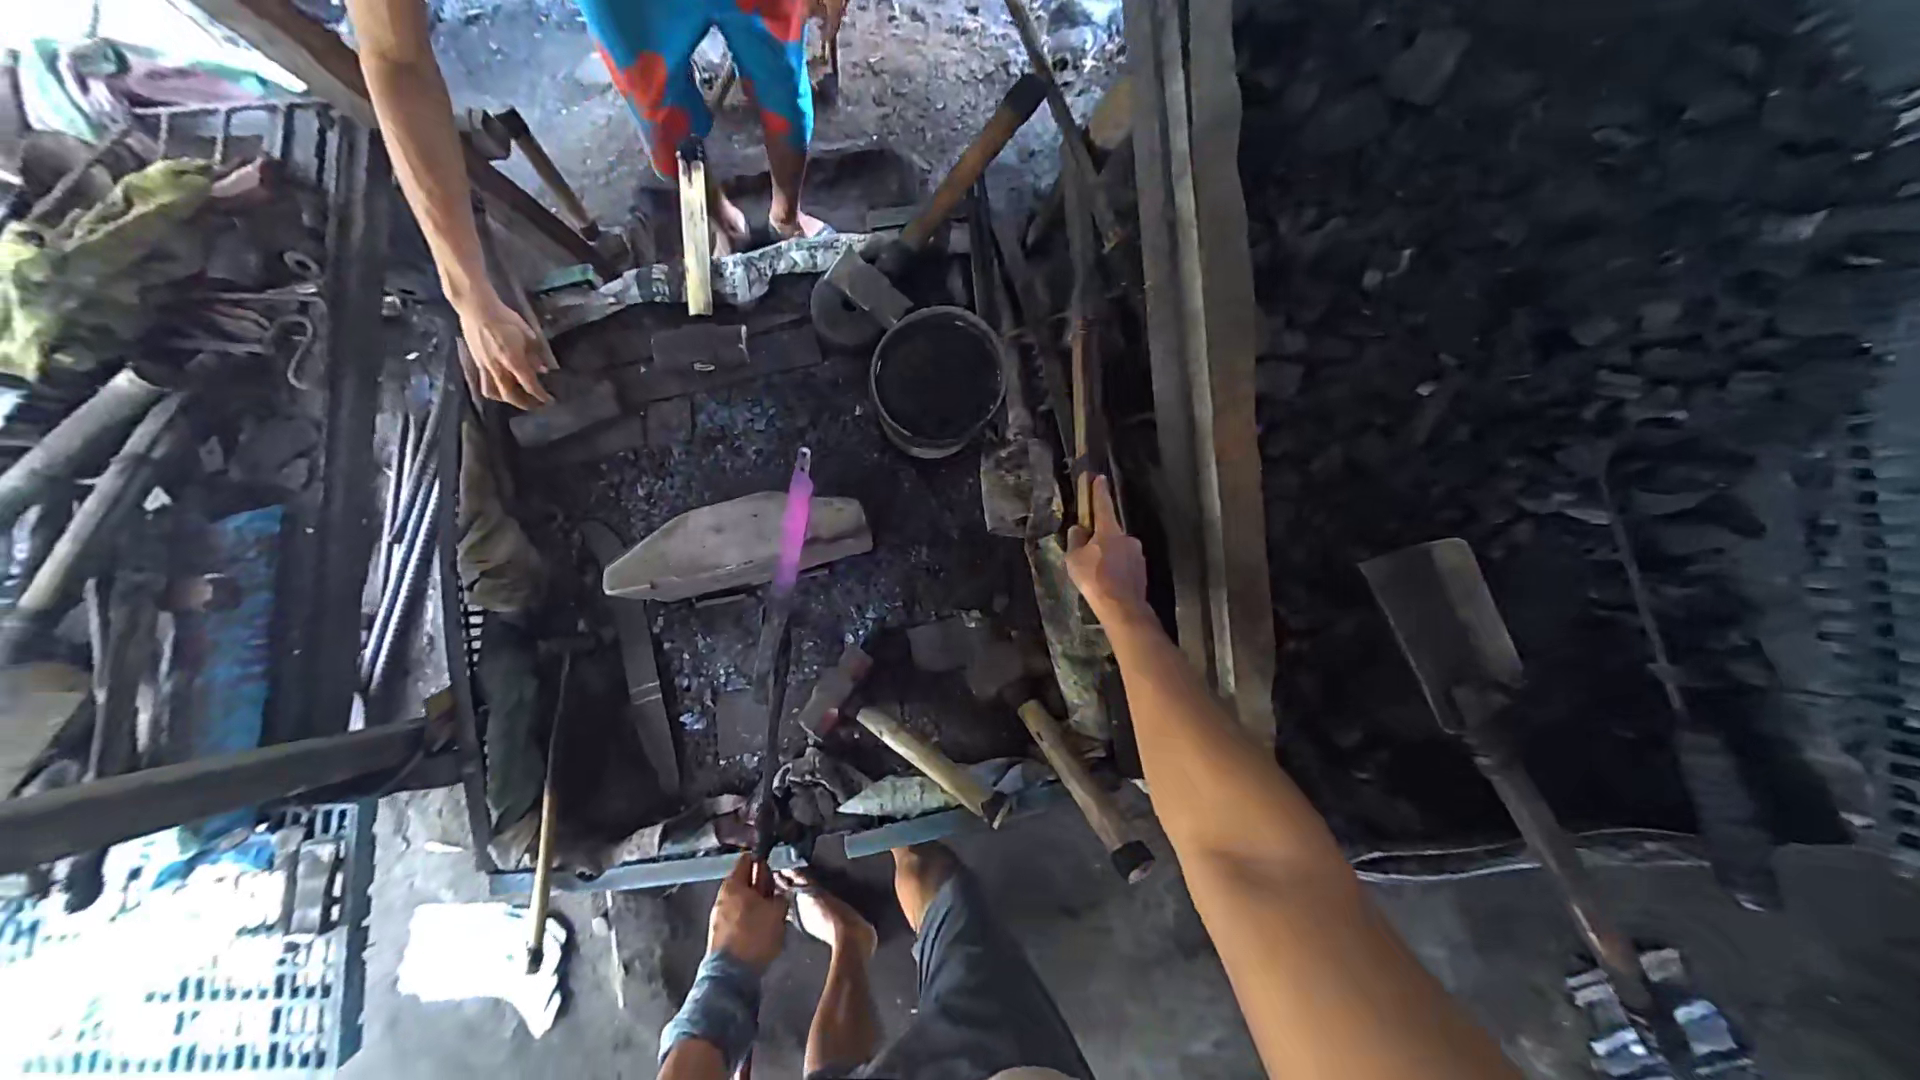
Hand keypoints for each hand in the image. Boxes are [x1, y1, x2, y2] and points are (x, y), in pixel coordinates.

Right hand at [455, 292, 552, 408]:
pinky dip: (493, 390)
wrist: (477, 308)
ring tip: (517, 398)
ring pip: (493, 392)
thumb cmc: (506, 319)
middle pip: (510, 395)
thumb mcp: (529, 336)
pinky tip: (501, 386)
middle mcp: (498, 368)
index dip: (541, 396)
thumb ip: (536, 356)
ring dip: (506, 399)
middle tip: (536, 405)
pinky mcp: (475, 362)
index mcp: (514, 362)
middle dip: (524, 404)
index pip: (530, 385)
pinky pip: (483, 382)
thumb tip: (543, 370)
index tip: (550, 401)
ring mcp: (484, 366)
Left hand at [707, 853, 788, 973]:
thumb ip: (779, 896)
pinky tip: (763, 927)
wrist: (732, 977)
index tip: (777, 864)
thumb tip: (777, 894)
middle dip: (762, 884)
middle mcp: (722, 897)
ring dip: (757, 902)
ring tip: (774, 911)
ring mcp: (718, 917)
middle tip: (778, 890)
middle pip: (745, 881)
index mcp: (732, 884)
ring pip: (743, 901)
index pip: (747, 860)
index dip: (763, 860)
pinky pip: (739, 917)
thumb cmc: (754, 935)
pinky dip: (750, 917)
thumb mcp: (777, 911)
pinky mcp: (720, 935)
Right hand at [1065, 476, 1149, 626]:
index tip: (1099, 478)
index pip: (1103, 505)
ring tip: (1096, 573)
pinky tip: (1107, 580)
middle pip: (1109, 531)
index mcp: (1110, 530)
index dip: (1099, 491)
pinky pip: (1124, 562)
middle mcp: (1127, 537)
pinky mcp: (1141, 569)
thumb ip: (1075, 540)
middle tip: (1087, 553)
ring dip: (1108, 555)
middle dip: (1099, 538)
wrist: (1122, 606)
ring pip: (1118, 548)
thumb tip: (1079, 530)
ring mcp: (1137, 553)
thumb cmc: (1094, 579)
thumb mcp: (1074, 559)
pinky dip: (1116, 567)